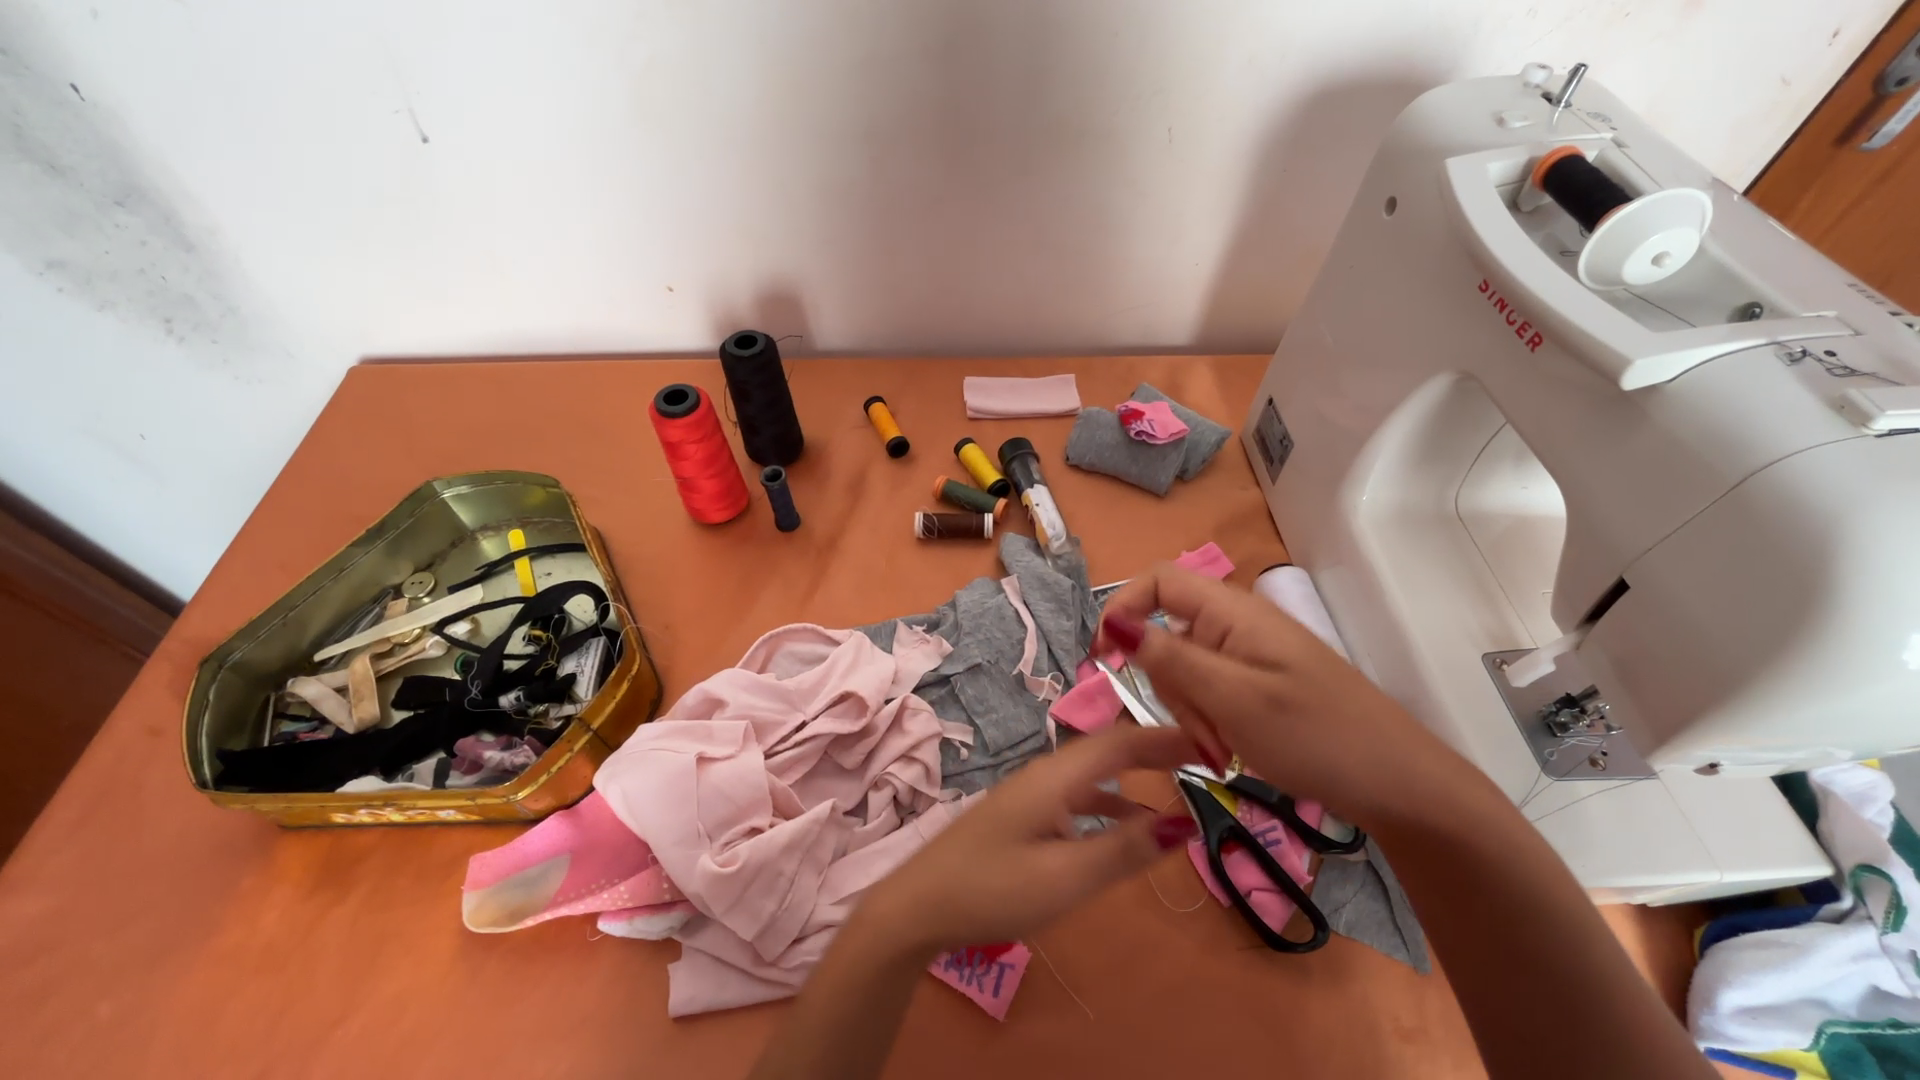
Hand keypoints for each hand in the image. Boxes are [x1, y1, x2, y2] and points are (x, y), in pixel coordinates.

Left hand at [856, 726, 1200, 956]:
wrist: (917, 908)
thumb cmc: (992, 891)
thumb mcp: (1065, 877)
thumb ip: (1123, 849)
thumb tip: (1185, 820)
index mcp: (1054, 777)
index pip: (1120, 740)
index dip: (1166, 737)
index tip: (1211, 742)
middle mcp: (1043, 775)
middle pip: (1107, 750)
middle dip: (1155, 749)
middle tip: (1205, 757)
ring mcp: (1029, 796)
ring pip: (1092, 774)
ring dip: (1134, 776)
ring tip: (1178, 788)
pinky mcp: (1021, 818)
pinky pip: (1077, 798)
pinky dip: (1109, 803)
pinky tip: (1125, 826)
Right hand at [1092, 564, 1445, 818]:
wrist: (1395, 784)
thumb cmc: (1315, 735)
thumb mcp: (1232, 698)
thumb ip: (1170, 658)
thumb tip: (1113, 622)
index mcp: (1232, 611)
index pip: (1157, 581)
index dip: (1122, 609)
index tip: (1103, 661)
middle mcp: (1237, 624)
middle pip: (1166, 634)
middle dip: (1168, 685)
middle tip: (1200, 730)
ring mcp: (1249, 656)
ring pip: (1184, 670)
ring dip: (1190, 712)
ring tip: (1222, 749)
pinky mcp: (1258, 684)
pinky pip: (1210, 693)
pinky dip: (1209, 721)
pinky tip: (1231, 750)